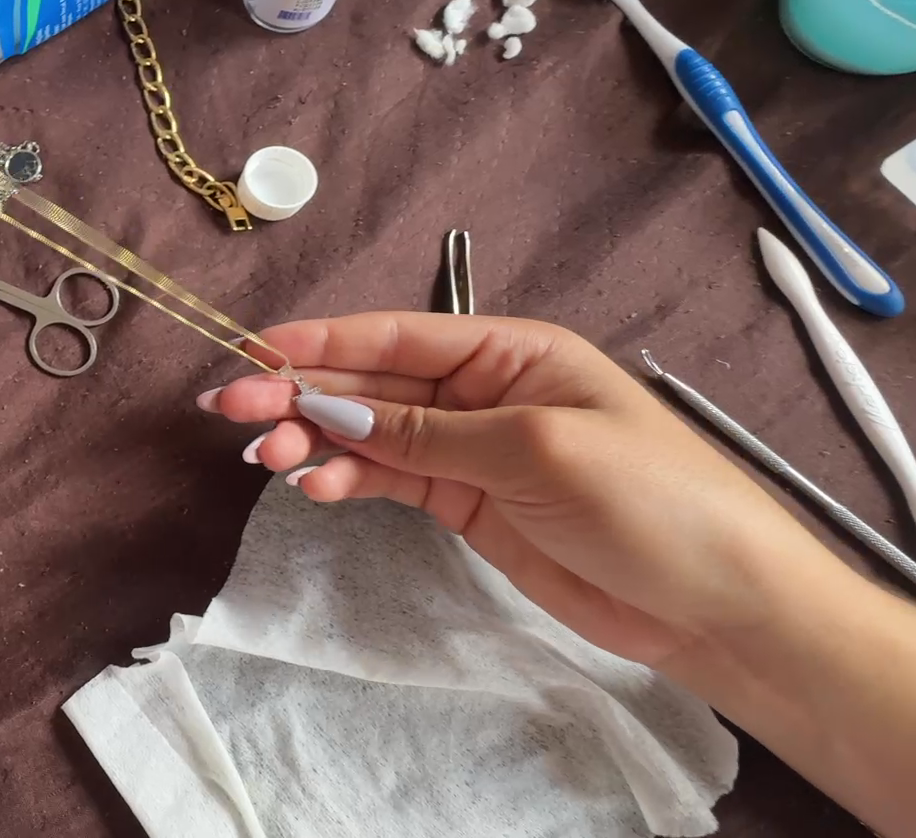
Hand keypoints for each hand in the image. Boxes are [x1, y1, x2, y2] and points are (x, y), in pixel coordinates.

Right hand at [201, 313, 850, 668]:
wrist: (721, 612)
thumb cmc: (649, 501)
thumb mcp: (534, 450)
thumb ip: (423, 430)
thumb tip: (329, 411)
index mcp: (503, 353)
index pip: (391, 338)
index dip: (318, 341)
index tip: (253, 349)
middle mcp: (470, 391)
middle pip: (363, 385)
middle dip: (296, 393)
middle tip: (229, 407)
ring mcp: (457, 446)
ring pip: (361, 432)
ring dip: (310, 440)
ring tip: (264, 457)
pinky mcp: (453, 496)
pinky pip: (382, 476)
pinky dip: (343, 479)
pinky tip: (313, 486)